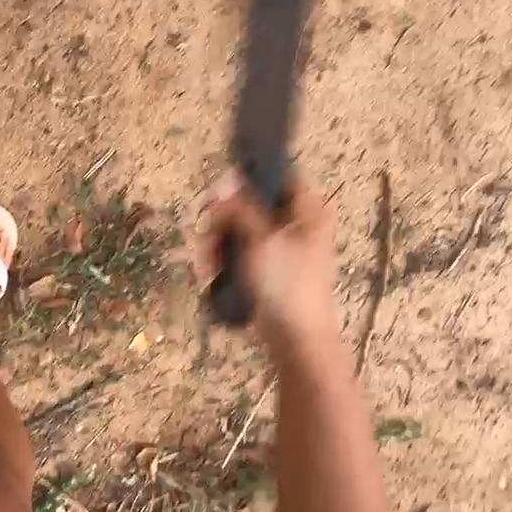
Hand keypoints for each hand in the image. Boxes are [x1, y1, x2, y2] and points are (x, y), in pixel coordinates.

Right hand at [193, 170, 340, 352]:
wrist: (296, 337)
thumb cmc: (286, 283)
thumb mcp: (262, 239)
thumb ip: (243, 208)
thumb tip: (227, 183)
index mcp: (307, 209)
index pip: (277, 174)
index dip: (246, 178)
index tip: (218, 192)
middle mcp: (295, 222)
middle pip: (249, 202)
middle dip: (221, 218)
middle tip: (204, 231)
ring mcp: (279, 245)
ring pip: (238, 227)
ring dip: (216, 241)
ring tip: (206, 263)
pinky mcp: (265, 266)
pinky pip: (238, 250)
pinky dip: (222, 257)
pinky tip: (209, 272)